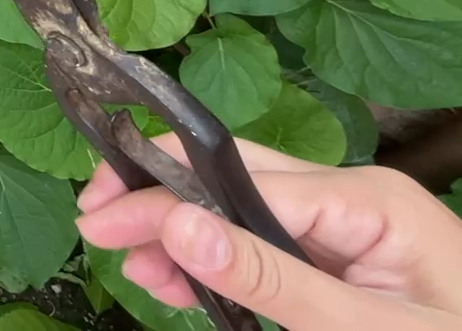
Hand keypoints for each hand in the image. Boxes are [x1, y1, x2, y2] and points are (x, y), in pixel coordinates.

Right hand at [75, 134, 461, 329]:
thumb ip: (275, 281)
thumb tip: (171, 224)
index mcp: (364, 198)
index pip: (228, 181)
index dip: (156, 200)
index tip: (97, 223)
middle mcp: (347, 196)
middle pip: (220, 179)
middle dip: (154, 206)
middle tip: (98, 232)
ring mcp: (344, 228)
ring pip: (229, 211)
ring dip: (177, 239)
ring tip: (141, 272)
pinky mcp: (340, 262)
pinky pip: (257, 245)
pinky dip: (214, 263)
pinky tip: (182, 281)